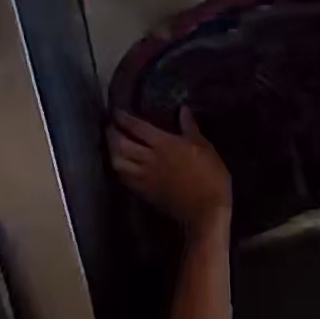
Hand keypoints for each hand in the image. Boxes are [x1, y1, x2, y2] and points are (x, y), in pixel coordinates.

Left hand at [109, 108, 231, 233]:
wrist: (205, 209)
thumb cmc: (210, 174)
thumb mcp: (204, 146)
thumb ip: (190, 127)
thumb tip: (183, 109)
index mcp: (164, 144)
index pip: (137, 128)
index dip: (124, 118)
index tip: (115, 111)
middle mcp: (149, 159)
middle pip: (121, 145)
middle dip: (112, 134)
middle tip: (109, 126)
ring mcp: (144, 177)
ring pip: (118, 163)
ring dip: (111, 152)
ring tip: (111, 145)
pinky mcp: (144, 192)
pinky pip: (124, 178)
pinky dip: (119, 169)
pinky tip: (121, 165)